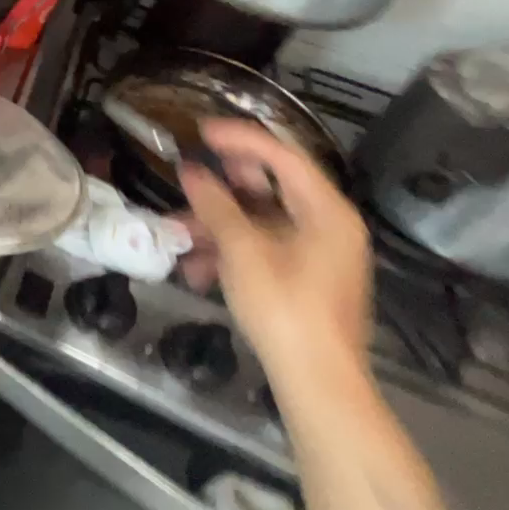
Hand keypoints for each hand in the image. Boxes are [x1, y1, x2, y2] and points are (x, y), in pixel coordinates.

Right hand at [177, 119, 372, 369]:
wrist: (316, 378)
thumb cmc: (284, 307)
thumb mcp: (243, 252)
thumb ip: (216, 206)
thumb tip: (192, 171)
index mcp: (327, 212)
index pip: (283, 157)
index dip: (241, 139)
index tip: (201, 131)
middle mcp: (329, 225)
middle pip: (271, 188)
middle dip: (222, 189)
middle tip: (188, 183)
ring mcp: (318, 253)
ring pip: (260, 220)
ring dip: (217, 224)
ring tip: (179, 236)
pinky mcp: (304, 277)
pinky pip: (263, 246)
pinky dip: (230, 249)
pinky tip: (198, 269)